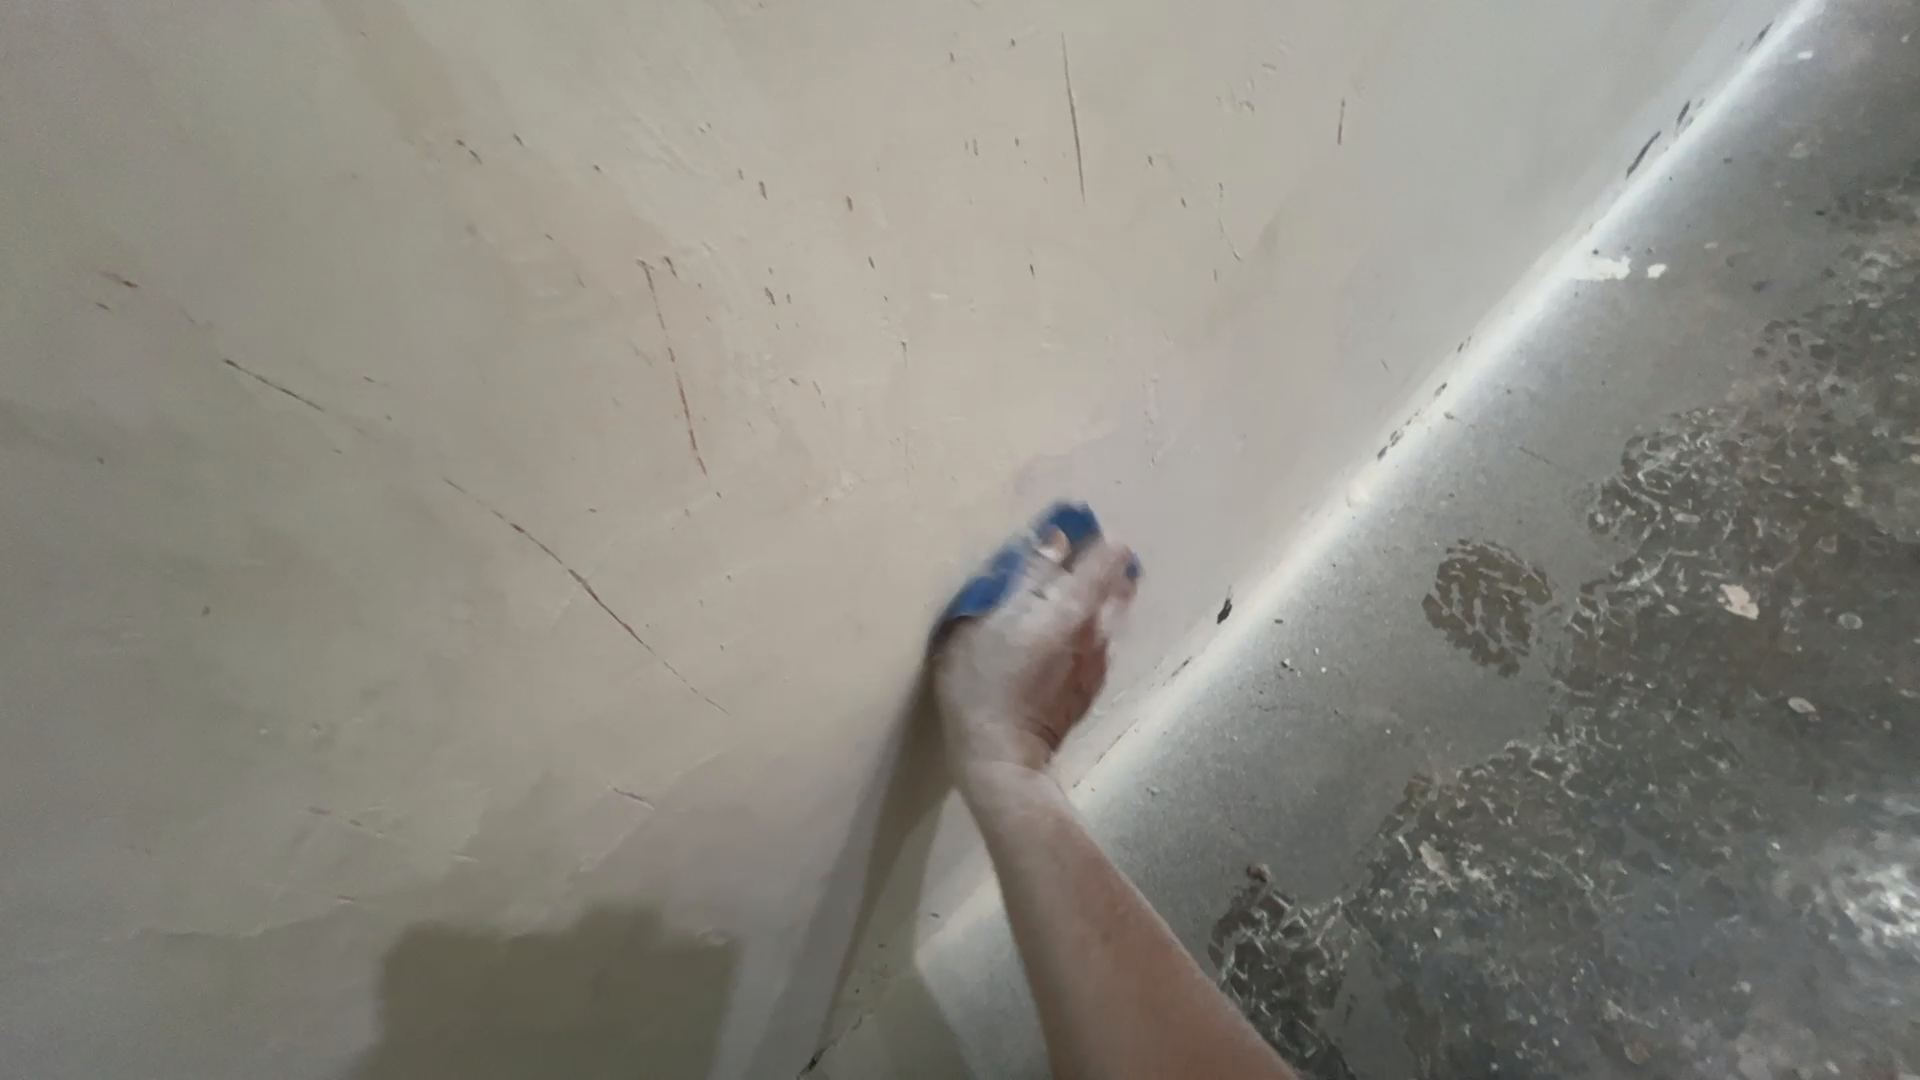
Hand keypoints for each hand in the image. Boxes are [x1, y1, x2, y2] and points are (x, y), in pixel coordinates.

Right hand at [933, 532, 1137, 784]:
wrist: (1002, 755)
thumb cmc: (980, 685)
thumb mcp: (984, 621)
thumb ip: (1025, 577)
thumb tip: (1055, 541)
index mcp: (1070, 606)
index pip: (1108, 554)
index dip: (1094, 538)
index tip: (1070, 536)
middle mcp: (1098, 629)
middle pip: (1121, 580)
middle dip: (1102, 565)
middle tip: (1066, 566)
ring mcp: (1101, 659)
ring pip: (1116, 611)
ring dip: (1100, 596)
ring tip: (1063, 601)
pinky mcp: (1095, 683)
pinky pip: (1104, 639)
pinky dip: (1092, 627)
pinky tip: (1061, 639)